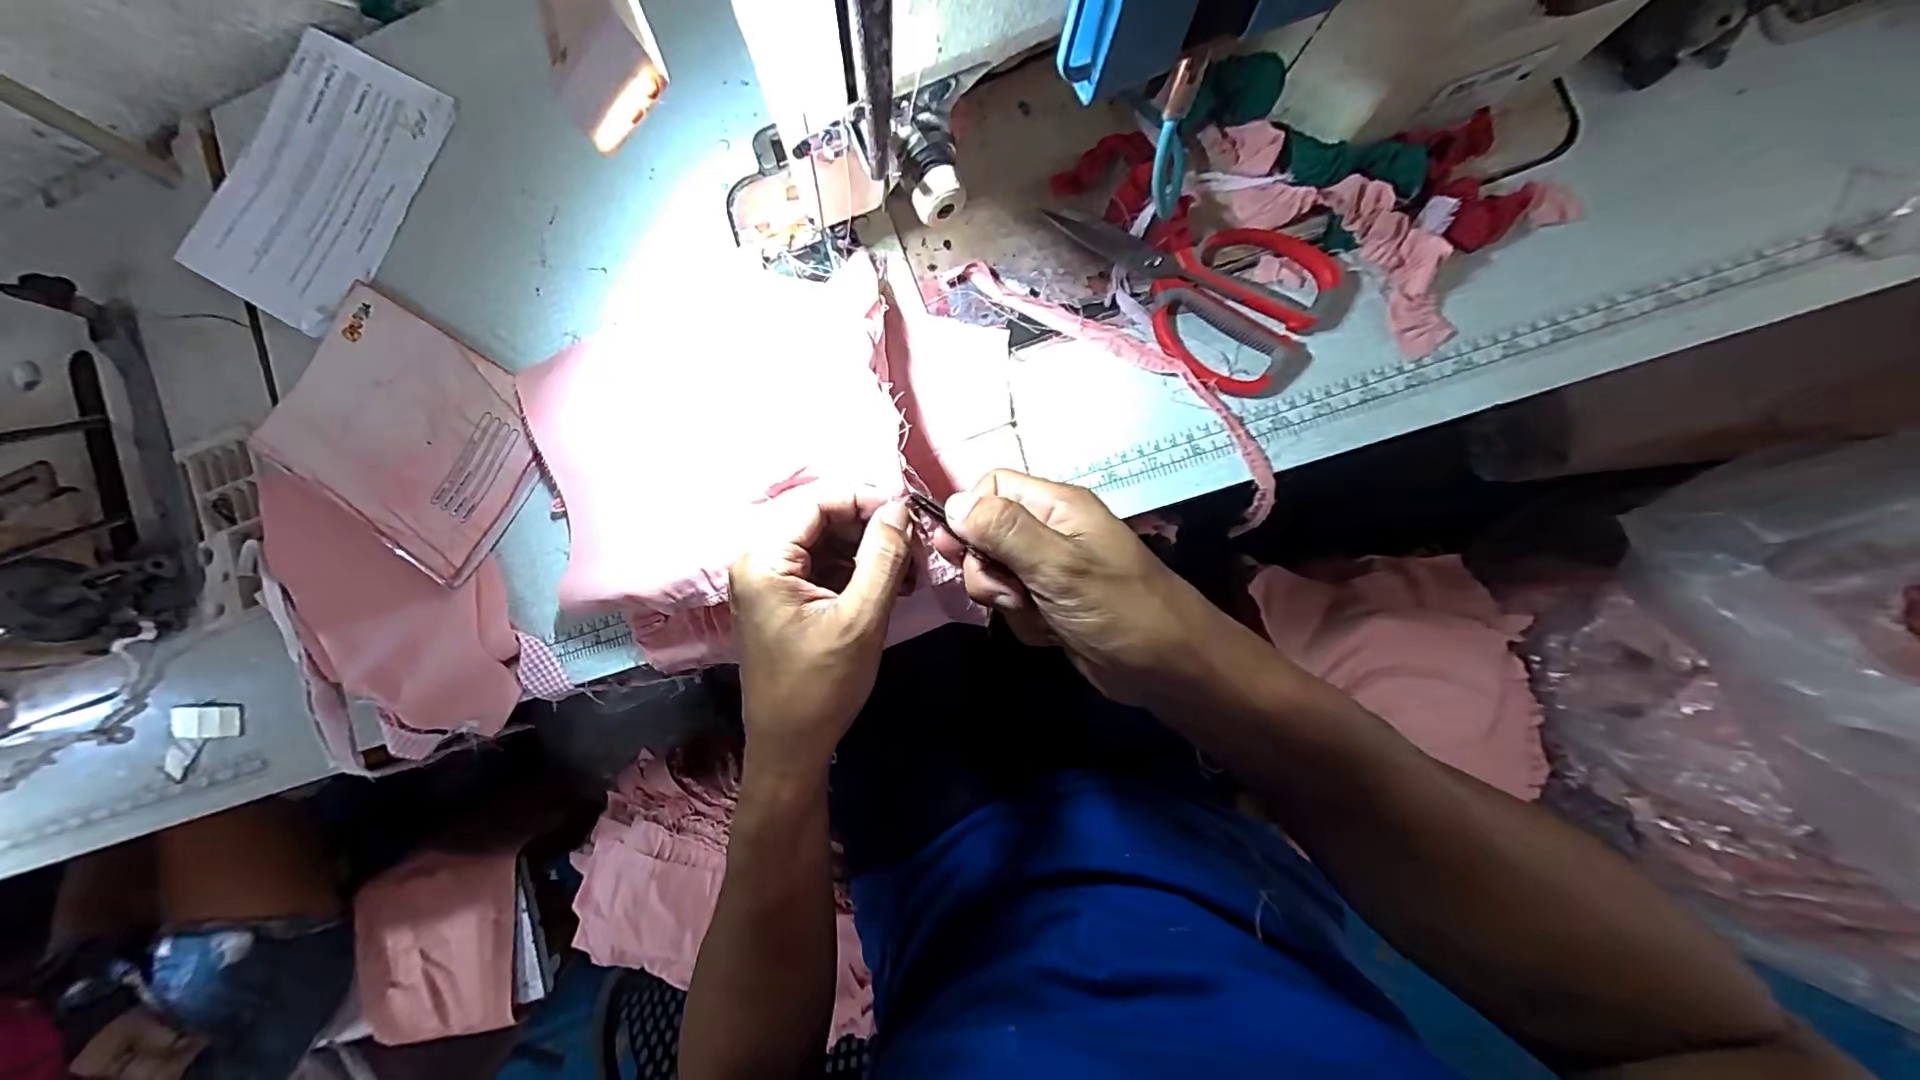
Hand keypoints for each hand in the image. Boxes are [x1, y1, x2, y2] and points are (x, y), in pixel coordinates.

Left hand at [730, 490, 912, 772]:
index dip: (865, 499)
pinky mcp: (784, 598)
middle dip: (870, 527)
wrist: (790, 747)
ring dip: (868, 550)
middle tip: (913, 544)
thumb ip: (882, 557)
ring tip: (909, 569)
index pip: (816, 501)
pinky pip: (823, 566)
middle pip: (820, 518)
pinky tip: (890, 584)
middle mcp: (758, 560)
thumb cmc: (821, 687)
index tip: (908, 513)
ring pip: (826, 542)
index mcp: (763, 559)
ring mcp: (769, 580)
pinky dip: (857, 570)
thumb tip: (899, 508)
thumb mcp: (861, 619)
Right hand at [931, 470, 1243, 709]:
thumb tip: (953, 504)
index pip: (991, 487)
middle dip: (988, 569)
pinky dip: (1025, 622)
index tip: (962, 549)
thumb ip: (1004, 531)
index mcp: (1056, 506)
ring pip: (994, 575)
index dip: (970, 515)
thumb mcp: (1059, 564)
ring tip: (1041, 613)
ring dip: (1007, 601)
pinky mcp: (1050, 604)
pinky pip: (1012, 606)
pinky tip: (1053, 632)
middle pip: (985, 535)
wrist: (1168, 670)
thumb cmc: (1119, 608)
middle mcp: (1049, 531)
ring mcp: (1048, 570)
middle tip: (1011, 590)